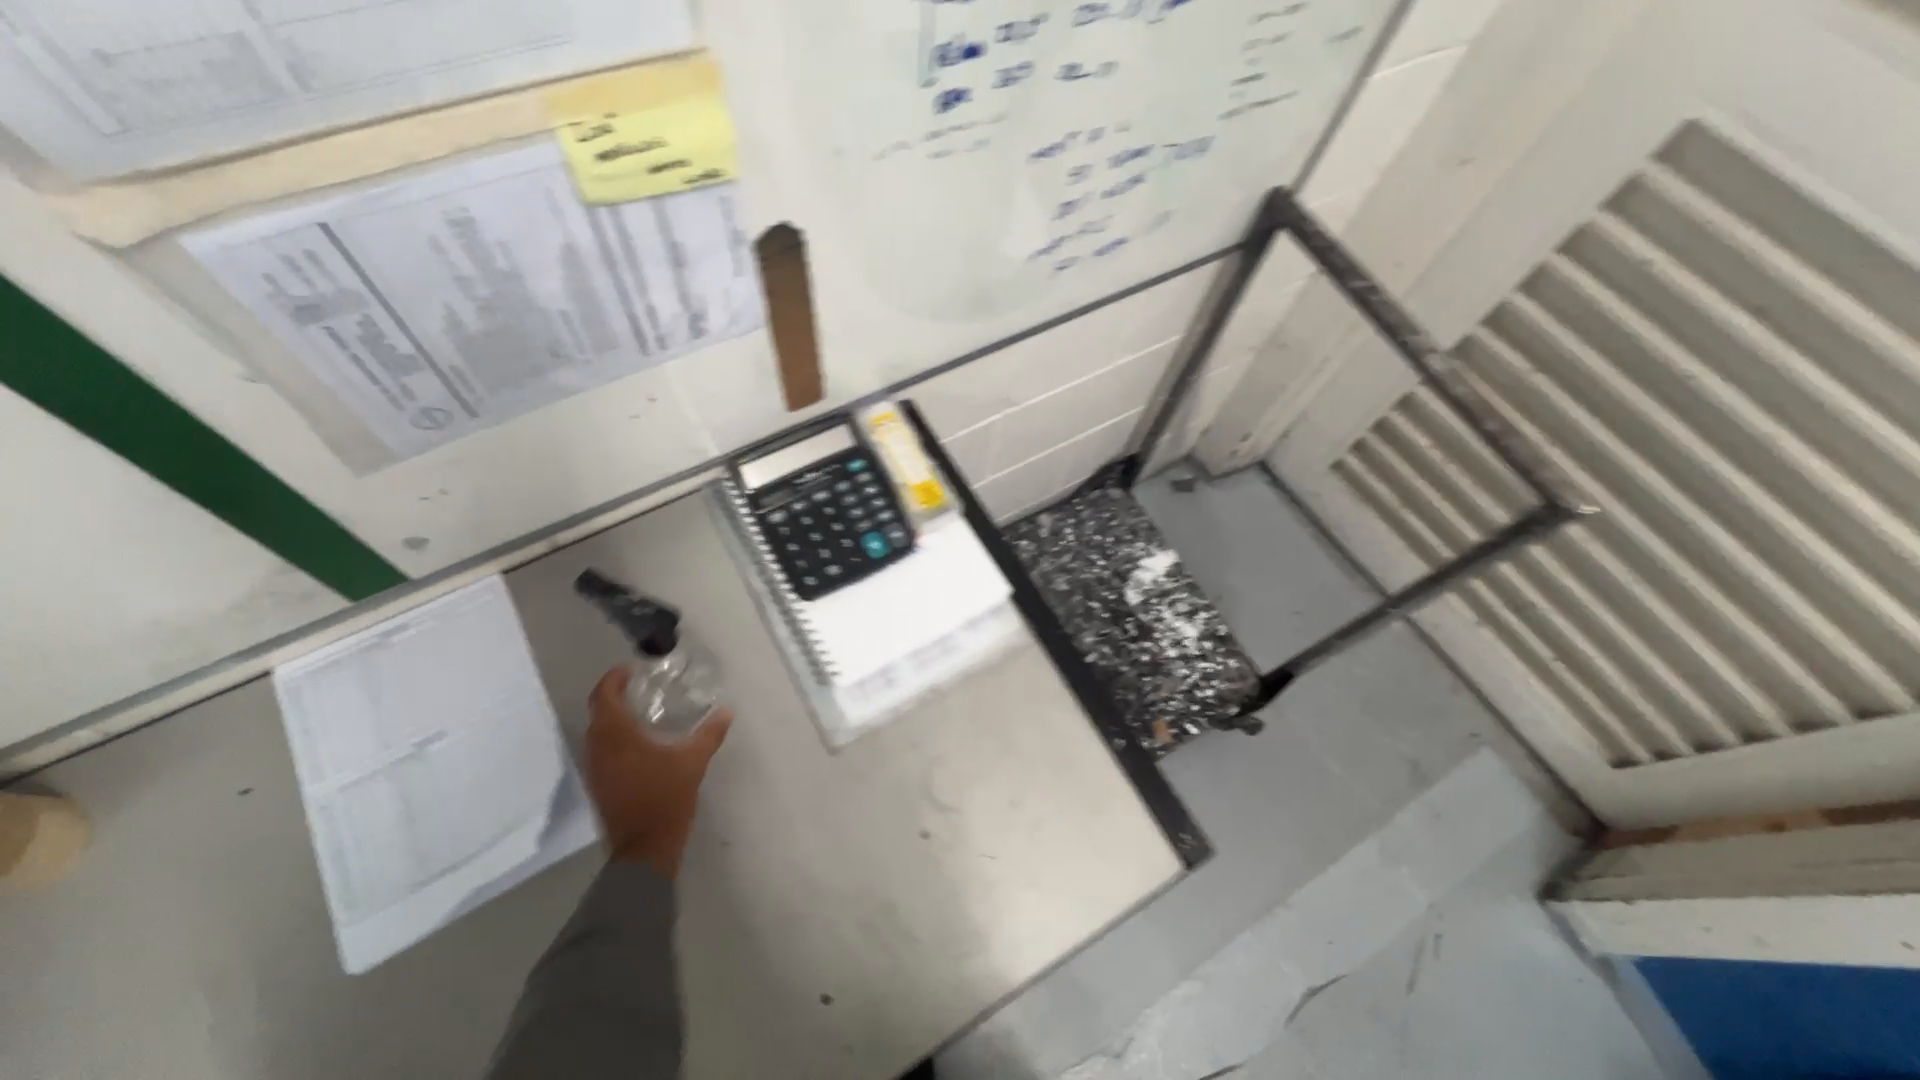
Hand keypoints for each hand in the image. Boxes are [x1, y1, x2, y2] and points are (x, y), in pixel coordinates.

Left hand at [585, 666, 732, 877]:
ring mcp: (594, 767)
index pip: (605, 695)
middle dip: (614, 694)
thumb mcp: (693, 762)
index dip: (614, 678)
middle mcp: (598, 746)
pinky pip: (600, 749)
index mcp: (616, 735)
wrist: (644, 847)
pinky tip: (636, 742)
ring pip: (597, 731)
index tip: (631, 669)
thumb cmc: (666, 798)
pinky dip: (613, 737)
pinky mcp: (597, 783)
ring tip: (639, 710)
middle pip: (598, 710)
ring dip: (612, 716)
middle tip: (638, 686)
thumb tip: (726, 711)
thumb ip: (709, 734)